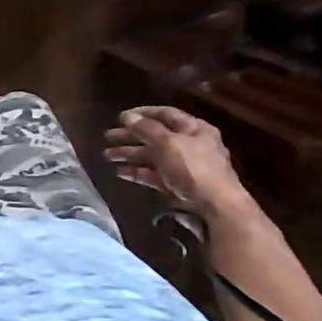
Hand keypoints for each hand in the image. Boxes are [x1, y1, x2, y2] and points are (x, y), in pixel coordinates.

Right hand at [102, 105, 253, 219]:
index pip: (166, 114)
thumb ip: (146, 129)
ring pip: (152, 156)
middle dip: (130, 136)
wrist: (214, 206)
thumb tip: (127, 117)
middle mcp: (189, 145)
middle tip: (108, 137)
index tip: (120, 117)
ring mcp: (183, 166)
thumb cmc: (193, 168)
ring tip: (107, 156)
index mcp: (194, 129)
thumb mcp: (168, 143)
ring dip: (129, 154)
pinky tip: (120, 172)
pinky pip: (153, 175)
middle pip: (155, 136)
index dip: (142, 113)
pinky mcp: (177, 185)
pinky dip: (137, 172)